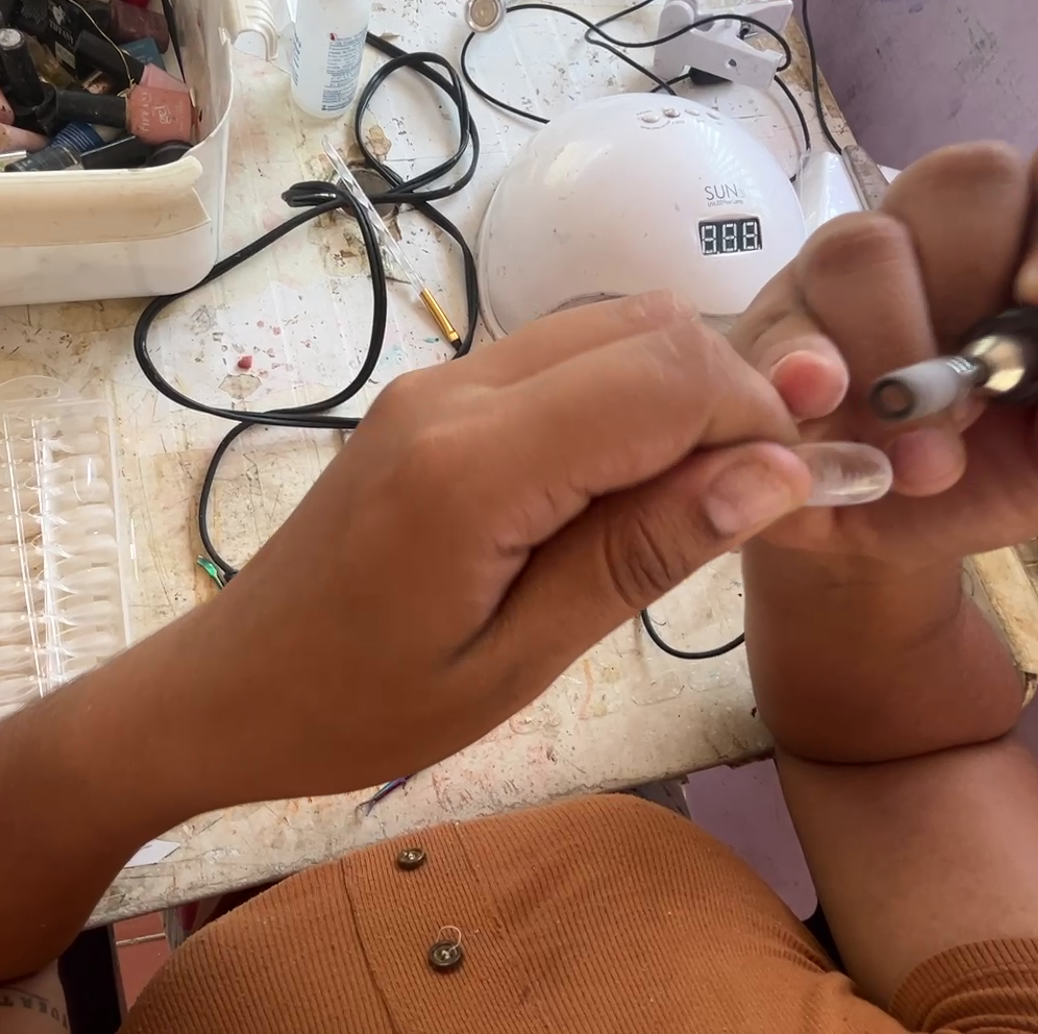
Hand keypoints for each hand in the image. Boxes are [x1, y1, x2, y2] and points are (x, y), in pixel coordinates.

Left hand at [169, 292, 808, 802]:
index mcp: (473, 465)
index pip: (666, 379)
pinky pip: (548, 364)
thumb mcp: (516, 660)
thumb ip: (639, 553)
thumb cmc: (362, 706)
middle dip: (728, 395)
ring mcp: (431, 387)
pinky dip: (613, 398)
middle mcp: (451, 392)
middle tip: (759, 493)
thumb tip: (770, 474)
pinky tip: (618, 476)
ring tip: (692, 495)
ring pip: (598, 333)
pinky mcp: (424, 402)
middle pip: (641, 331)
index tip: (802, 493)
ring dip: (673, 393)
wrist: (236, 684)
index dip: (760, 420)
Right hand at [729, 91, 1037, 565]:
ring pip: (857, 247)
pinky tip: (821, 435)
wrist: (869, 533)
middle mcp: (941, 237)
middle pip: (961, 180)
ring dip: (890, 352)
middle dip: (974, 288)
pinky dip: (804, 379)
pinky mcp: (766, 328)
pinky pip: (776, 328)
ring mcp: (839, 275)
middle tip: (979, 400)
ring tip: (913, 453)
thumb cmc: (991, 478)